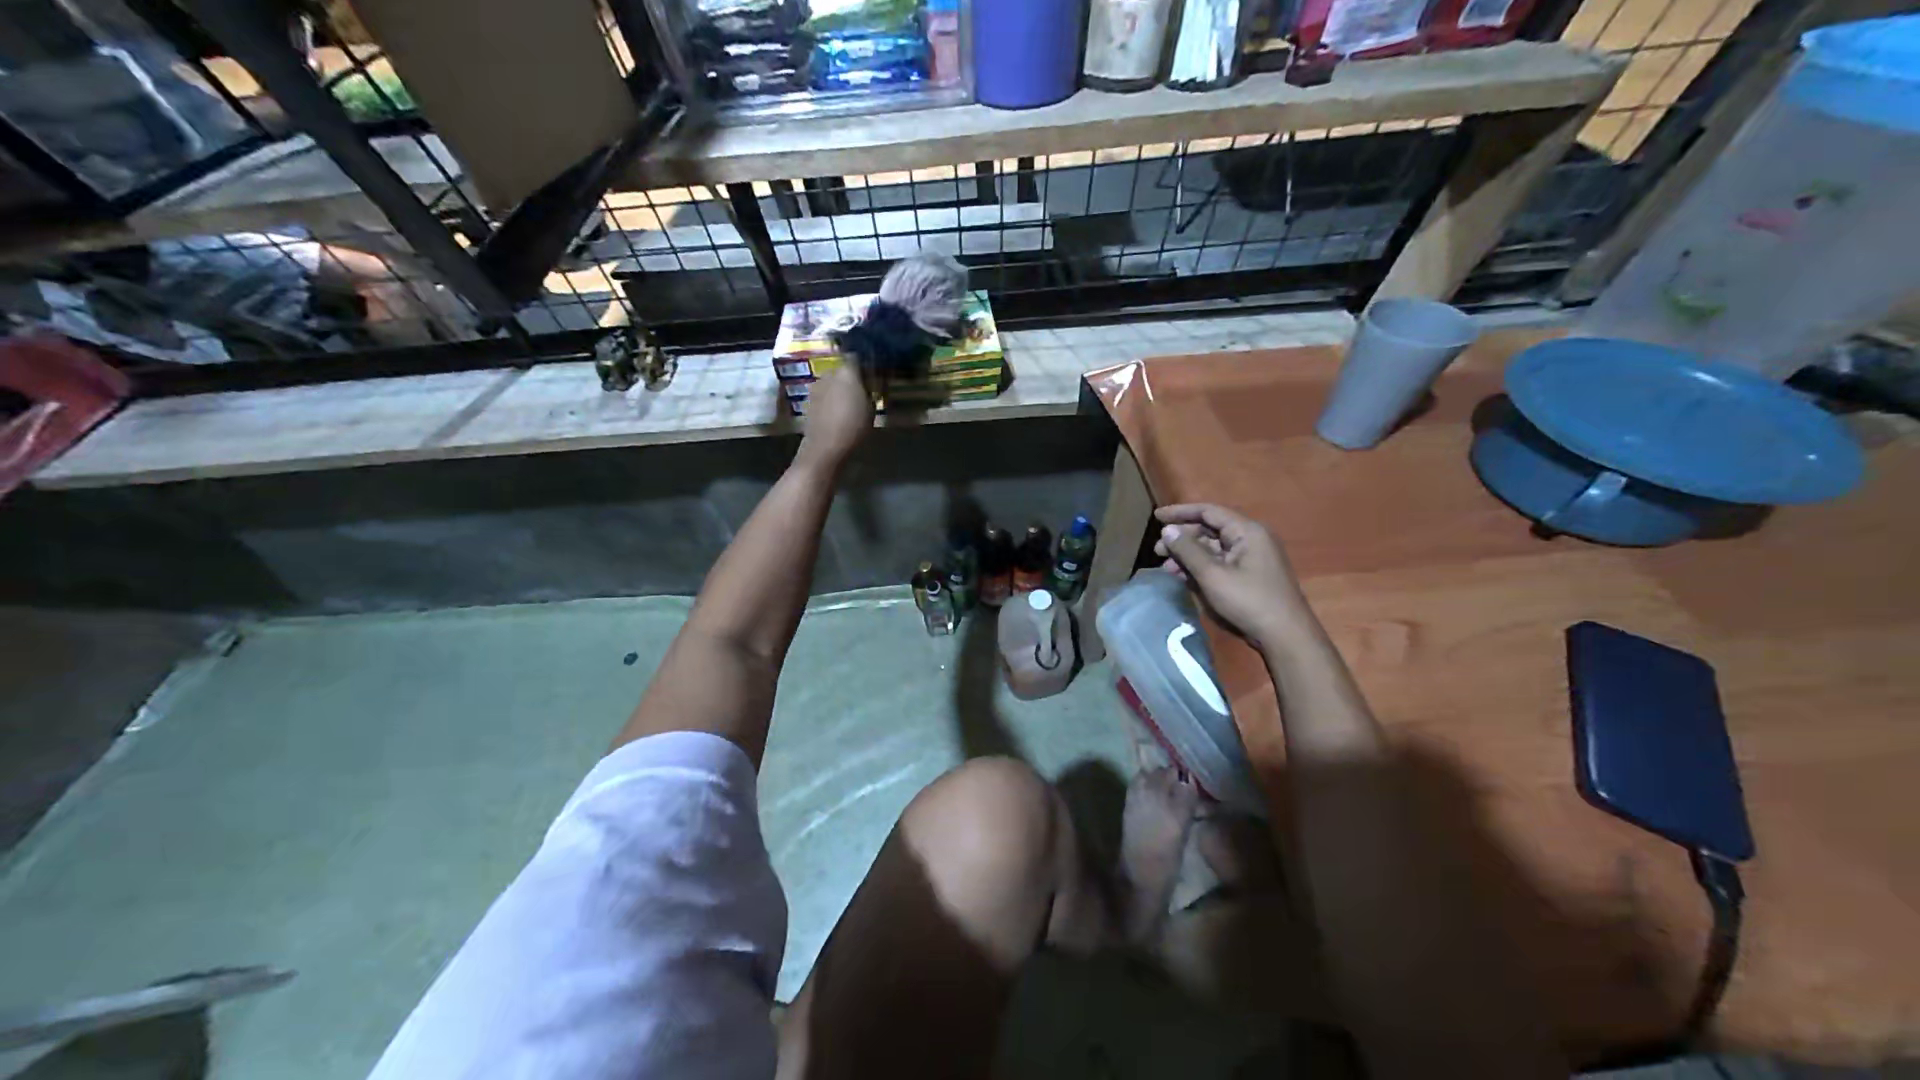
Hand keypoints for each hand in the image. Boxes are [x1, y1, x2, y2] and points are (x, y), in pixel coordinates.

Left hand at [797, 363, 873, 467]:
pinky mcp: (809, 400)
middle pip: (842, 369)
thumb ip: (871, 391)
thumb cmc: (854, 427)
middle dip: (851, 377)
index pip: (856, 357)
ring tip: (850, 403)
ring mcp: (816, 386)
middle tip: (862, 389)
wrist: (825, 448)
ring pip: (832, 382)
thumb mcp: (872, 409)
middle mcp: (829, 373)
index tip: (872, 373)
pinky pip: (824, 394)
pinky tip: (837, 412)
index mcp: (846, 371)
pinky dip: (830, 399)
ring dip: (839, 388)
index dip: (864, 364)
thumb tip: (870, 383)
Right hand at [1154, 503, 1306, 649]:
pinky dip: (1201, 567)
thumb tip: (1167, 530)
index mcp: (1247, 531)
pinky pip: (1220, 562)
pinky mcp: (1250, 574)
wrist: (1285, 635)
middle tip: (1158, 550)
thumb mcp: (1212, 575)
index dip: (1180, 512)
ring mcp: (1252, 557)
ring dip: (1188, 555)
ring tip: (1166, 567)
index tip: (1156, 517)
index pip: (1208, 511)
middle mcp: (1251, 538)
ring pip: (1213, 548)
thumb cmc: (1248, 600)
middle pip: (1210, 529)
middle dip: (1182, 538)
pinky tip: (1183, 577)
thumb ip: (1188, 550)